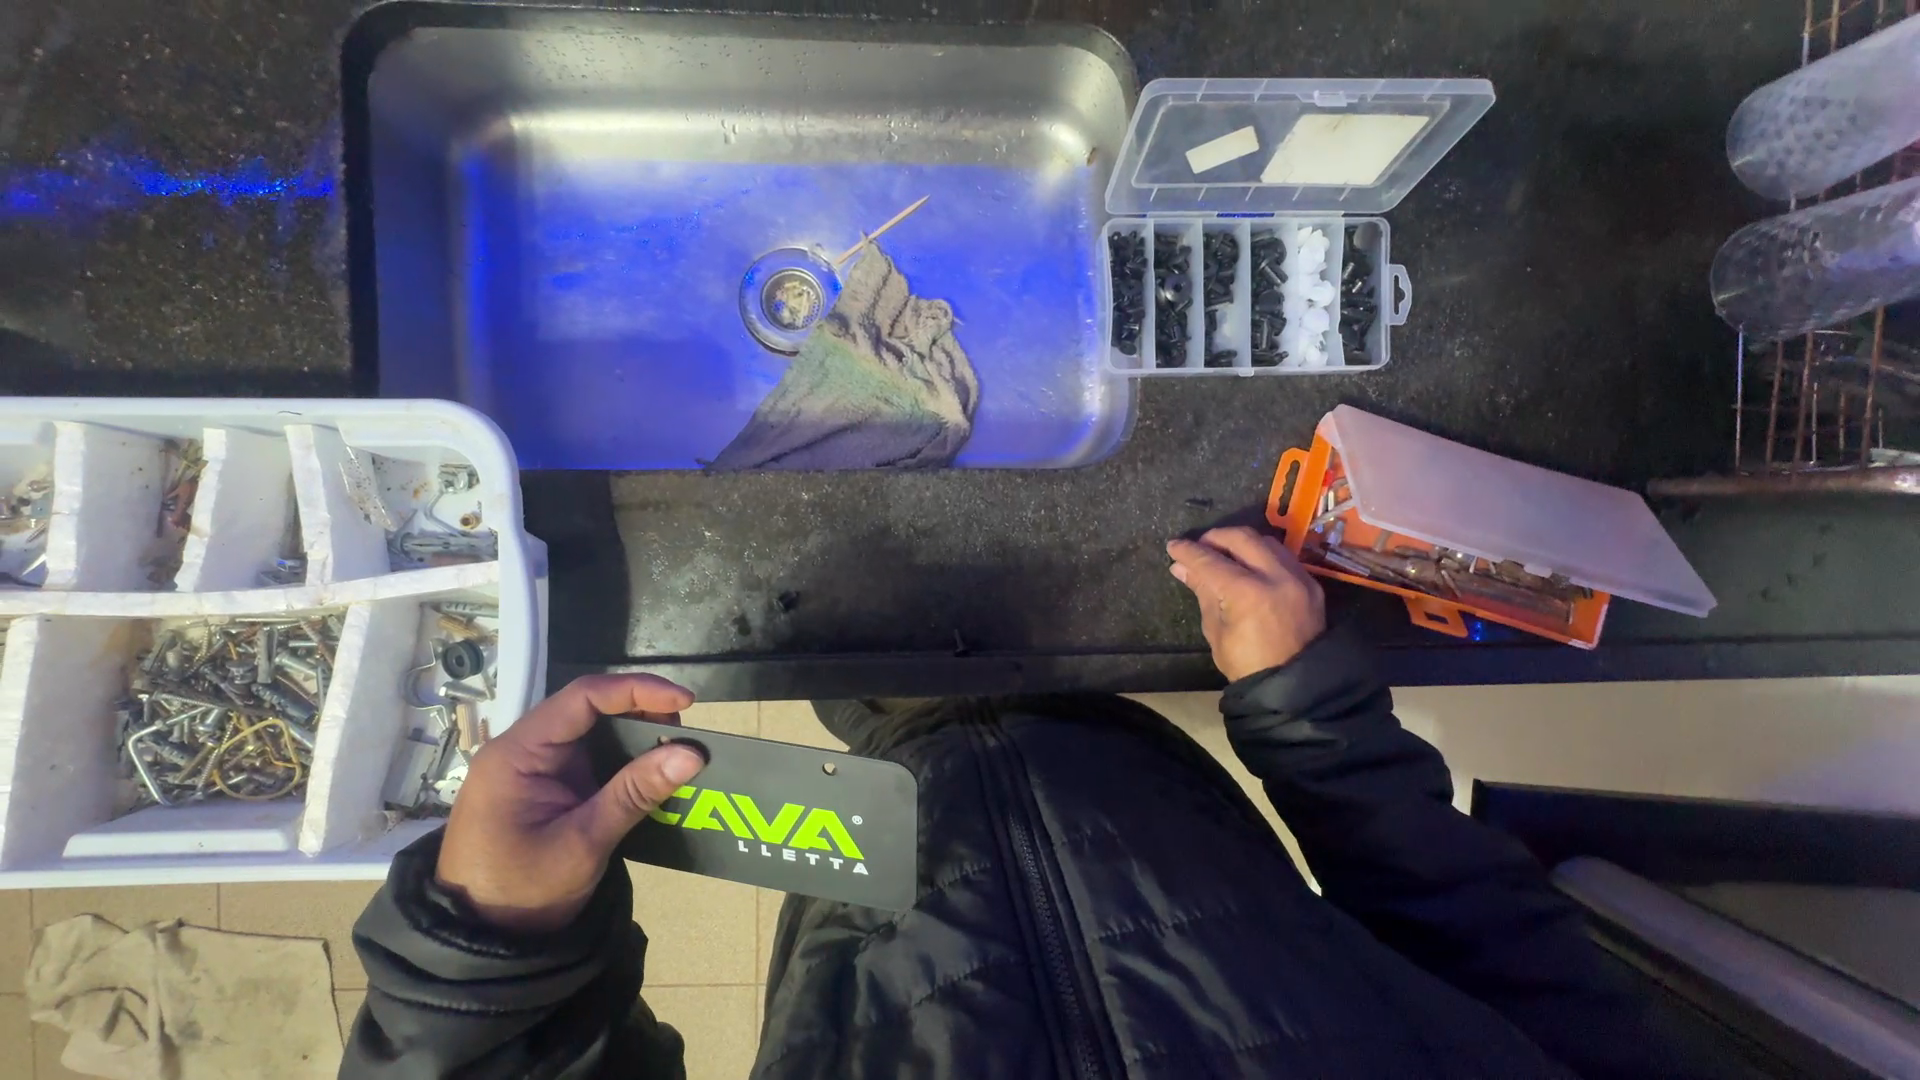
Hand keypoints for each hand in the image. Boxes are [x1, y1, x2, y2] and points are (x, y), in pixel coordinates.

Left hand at [435, 674, 707, 932]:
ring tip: (675, 754)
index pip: (585, 697)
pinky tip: (654, 773)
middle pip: (592, 707)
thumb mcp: (584, 842)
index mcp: (519, 753)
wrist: (480, 945)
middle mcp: (526, 749)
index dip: (638, 690)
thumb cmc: (521, 891)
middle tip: (684, 736)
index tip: (684, 702)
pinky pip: (594, 756)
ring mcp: (537, 767)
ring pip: (596, 730)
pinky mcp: (550, 785)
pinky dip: (627, 759)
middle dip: (644, 712)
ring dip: (638, 735)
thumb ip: (636, 792)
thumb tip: (693, 753)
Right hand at [1167, 527, 1326, 680]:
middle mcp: (1276, 577)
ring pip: (1266, 542)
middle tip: (1200, 546)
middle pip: (1241, 538)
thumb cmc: (1246, 664)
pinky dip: (1262, 555)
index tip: (1173, 546)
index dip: (1188, 551)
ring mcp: (1299, 579)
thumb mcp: (1215, 629)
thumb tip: (1182, 567)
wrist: (1294, 686)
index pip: (1211, 561)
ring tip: (1224, 553)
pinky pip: (1284, 558)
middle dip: (1215, 537)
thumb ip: (1203, 591)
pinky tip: (1250, 566)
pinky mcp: (1312, 585)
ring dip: (1241, 542)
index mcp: (1247, 593)